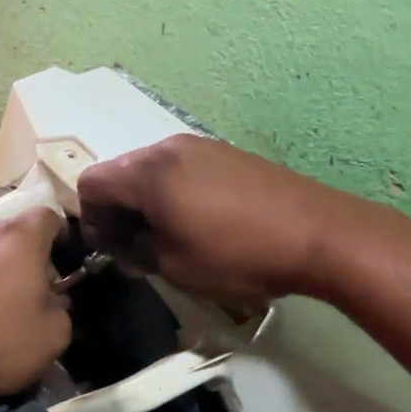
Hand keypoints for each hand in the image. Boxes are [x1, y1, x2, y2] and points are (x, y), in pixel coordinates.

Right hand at [78, 134, 362, 301]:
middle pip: (119, 172)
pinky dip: (173, 191)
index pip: (91, 183)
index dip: (90, 218)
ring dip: (146, 200)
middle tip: (137, 246)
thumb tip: (126, 248)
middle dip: (118, 209)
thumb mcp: (175, 265)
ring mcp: (199, 146)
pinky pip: (180, 167)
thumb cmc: (238, 254)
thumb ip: (137, 253)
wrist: (321, 234)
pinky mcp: (225, 152)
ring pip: (150, 169)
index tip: (112, 248)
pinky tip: (200, 221)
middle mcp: (167, 148)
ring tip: (170, 235)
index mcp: (147, 172)